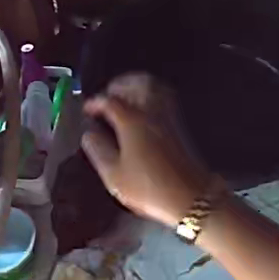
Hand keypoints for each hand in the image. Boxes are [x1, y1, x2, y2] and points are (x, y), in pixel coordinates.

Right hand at [81, 73, 223, 227]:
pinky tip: (144, 108)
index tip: (87, 108)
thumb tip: (88, 134)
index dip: (95, 101)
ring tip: (125, 96)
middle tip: (107, 94)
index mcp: (132, 120)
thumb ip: (98, 150)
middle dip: (119, 84)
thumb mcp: (114, 175)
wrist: (191, 196)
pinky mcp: (179, 122)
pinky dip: (150, 93)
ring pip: (153, 86)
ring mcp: (168, 114)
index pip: (110, 101)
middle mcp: (151, 110)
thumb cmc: (149, 188)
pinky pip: (163, 95)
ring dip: (137, 85)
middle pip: (136, 83)